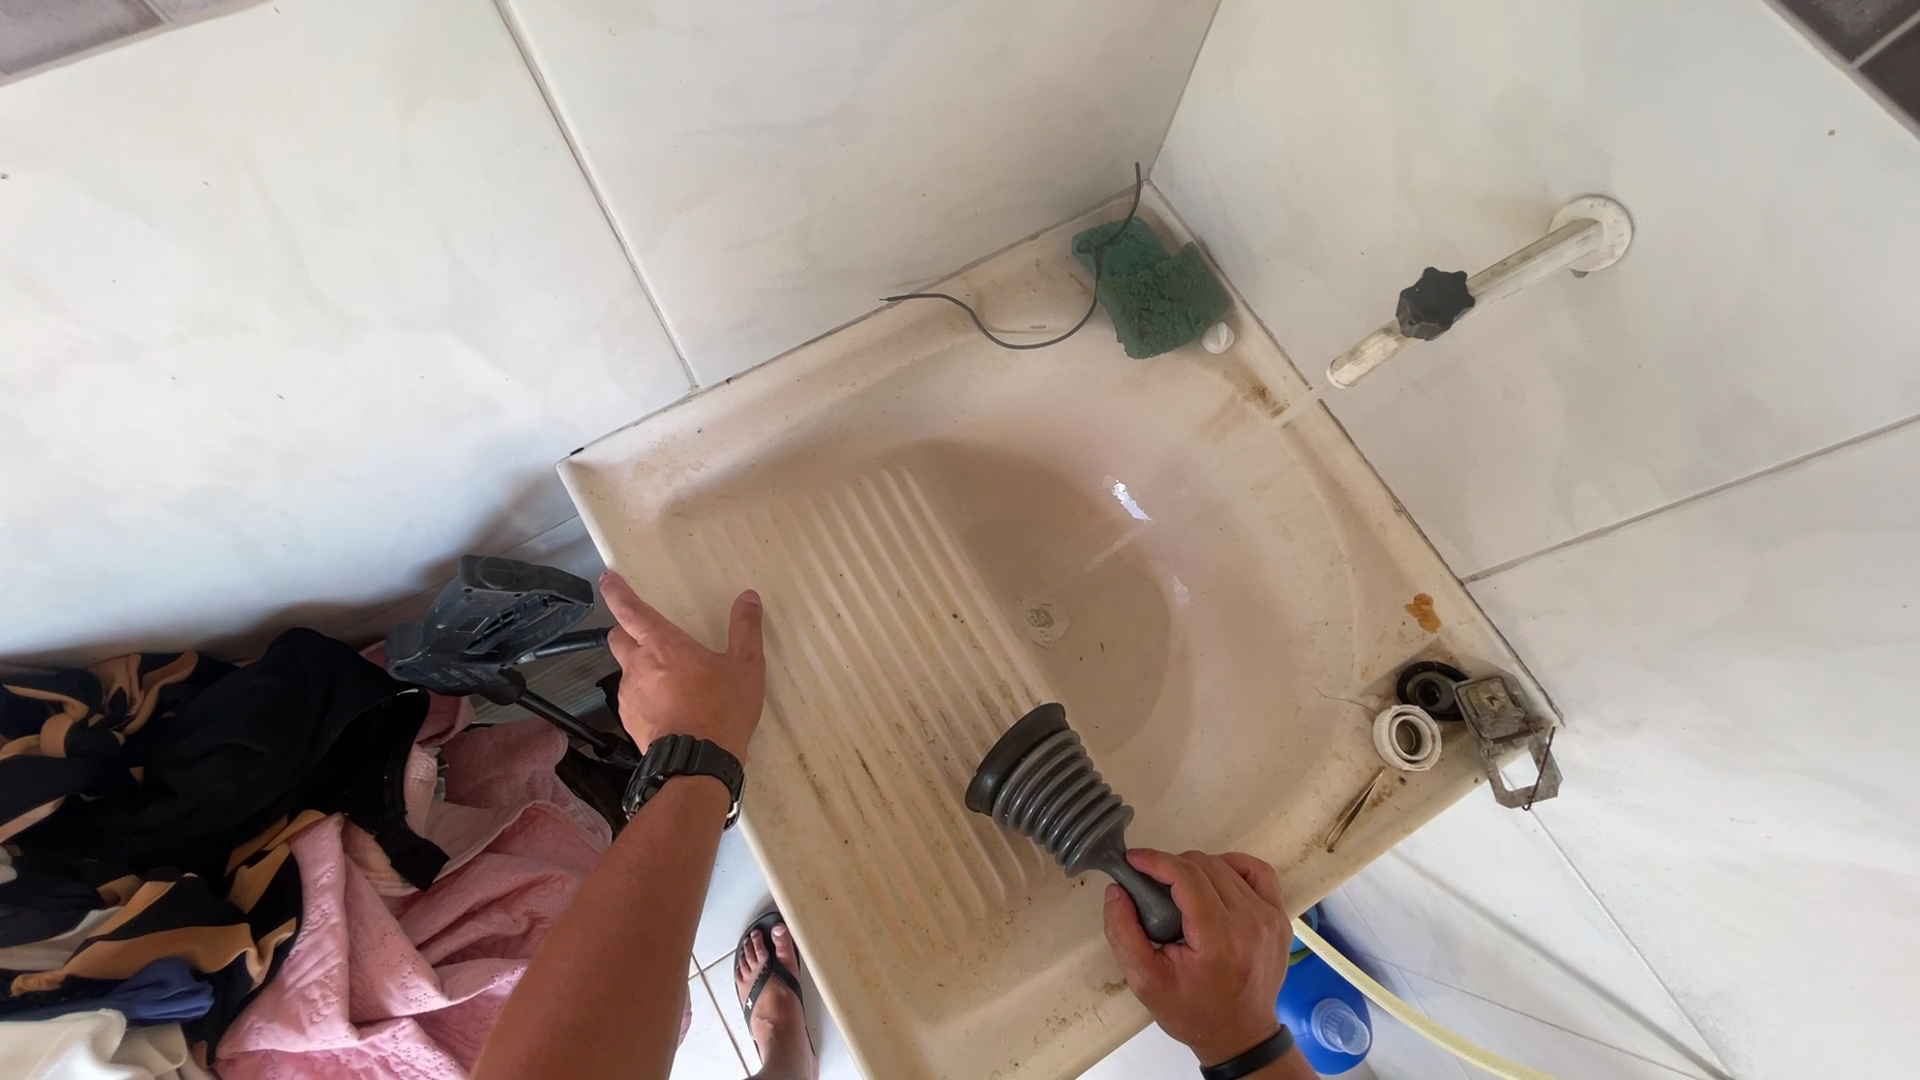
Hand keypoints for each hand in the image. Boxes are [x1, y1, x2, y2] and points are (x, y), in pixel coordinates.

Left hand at [601, 572, 765, 762]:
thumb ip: (745, 629)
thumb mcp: (746, 666)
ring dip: (640, 666)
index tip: (609, 578)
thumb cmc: (722, 708)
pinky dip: (645, 694)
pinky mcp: (630, 721)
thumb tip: (748, 597)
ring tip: (670, 679)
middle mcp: (638, 665)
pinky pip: (632, 698)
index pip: (631, 610)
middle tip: (650, 636)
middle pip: (618, 637)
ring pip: (626, 669)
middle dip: (627, 631)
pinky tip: (669, 706)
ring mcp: (630, 695)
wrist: (697, 763)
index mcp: (664, 645)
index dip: (617, 592)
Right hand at [1102, 849, 1290, 1065]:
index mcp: (1218, 939)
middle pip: (1203, 866)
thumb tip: (1117, 890)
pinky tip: (1215, 882)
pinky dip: (1232, 866)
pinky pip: (1257, 871)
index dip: (1155, 860)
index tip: (1132, 859)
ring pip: (1224, 866)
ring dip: (1196, 870)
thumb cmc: (1191, 1011)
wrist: (1241, 1038)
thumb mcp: (1144, 981)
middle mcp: (1250, 923)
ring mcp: (1270, 919)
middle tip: (1154, 887)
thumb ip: (1122, 932)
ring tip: (1181, 892)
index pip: (1186, 876)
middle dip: (1171, 867)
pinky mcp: (1280, 918)